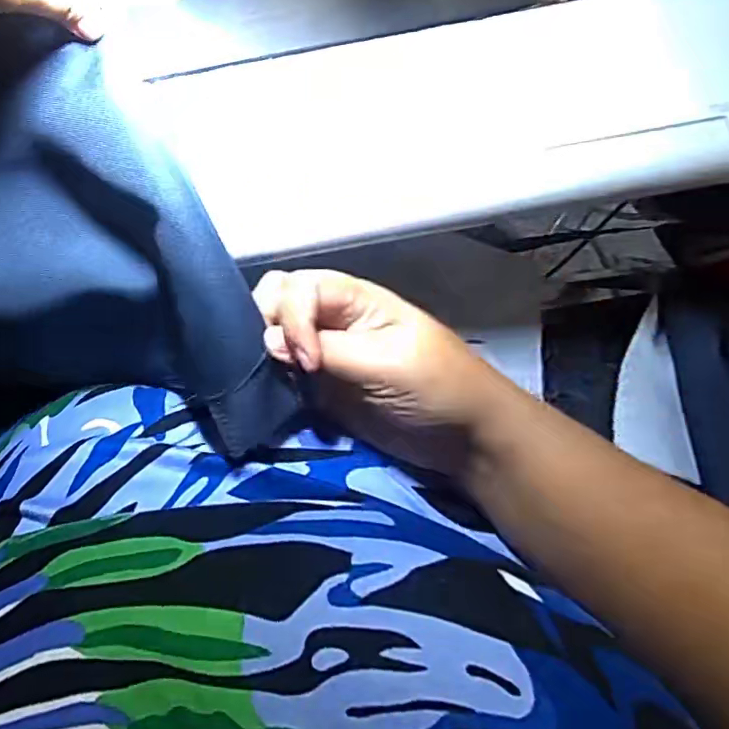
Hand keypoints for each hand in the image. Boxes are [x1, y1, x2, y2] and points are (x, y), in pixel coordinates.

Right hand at [253, 269, 524, 477]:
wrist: (466, 441)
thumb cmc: (440, 386)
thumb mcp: (389, 362)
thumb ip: (329, 350)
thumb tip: (269, 341)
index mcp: (353, 298)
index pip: (299, 288)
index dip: (292, 318)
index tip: (307, 362)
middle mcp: (331, 316)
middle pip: (278, 296)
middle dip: (265, 319)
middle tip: (274, 359)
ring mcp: (322, 349)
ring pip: (273, 329)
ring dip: (262, 345)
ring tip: (270, 373)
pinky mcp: (317, 384)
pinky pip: (280, 369)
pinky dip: (269, 375)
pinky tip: (276, 389)